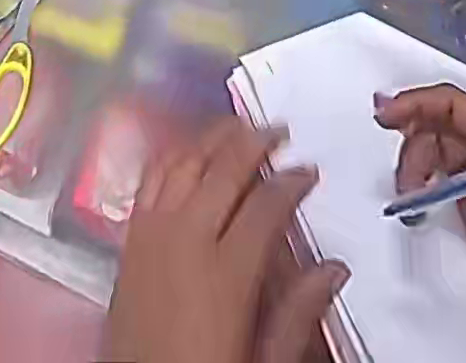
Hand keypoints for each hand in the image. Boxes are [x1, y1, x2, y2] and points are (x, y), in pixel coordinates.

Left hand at [105, 118, 347, 362]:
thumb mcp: (261, 361)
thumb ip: (297, 313)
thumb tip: (335, 268)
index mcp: (225, 272)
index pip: (267, 206)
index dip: (292, 182)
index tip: (309, 170)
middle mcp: (186, 237)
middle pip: (224, 169)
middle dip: (255, 142)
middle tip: (278, 130)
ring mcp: (153, 230)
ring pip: (186, 162)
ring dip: (214, 137)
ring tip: (238, 126)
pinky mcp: (131, 233)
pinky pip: (151, 176)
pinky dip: (174, 153)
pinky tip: (188, 148)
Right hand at [375, 77, 465, 362]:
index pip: (461, 109)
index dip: (421, 103)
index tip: (388, 112)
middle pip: (442, 124)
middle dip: (411, 131)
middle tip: (392, 150)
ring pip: (435, 149)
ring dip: (412, 160)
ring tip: (409, 189)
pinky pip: (438, 179)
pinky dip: (418, 181)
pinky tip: (414, 195)